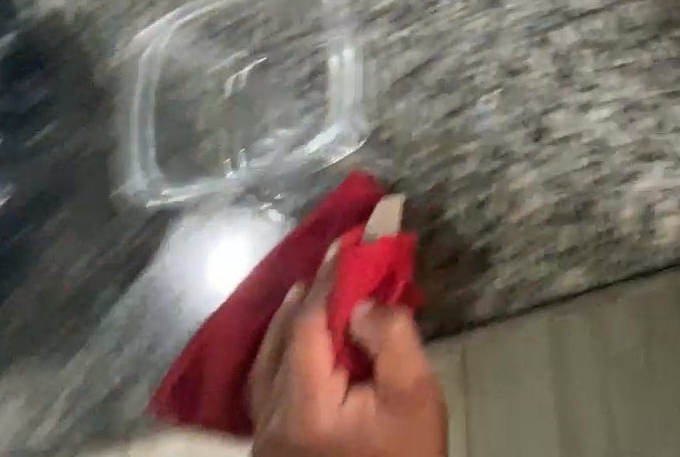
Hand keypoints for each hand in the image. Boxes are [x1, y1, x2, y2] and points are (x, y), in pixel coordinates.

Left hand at [249, 253, 446, 456]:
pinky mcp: (272, 448)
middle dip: (308, 296)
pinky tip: (293, 339)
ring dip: (287, 323)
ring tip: (308, 289)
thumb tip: (361, 302)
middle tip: (334, 259)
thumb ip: (390, 338)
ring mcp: (264, 440)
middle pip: (281, 343)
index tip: (349, 244)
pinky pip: (267, 387)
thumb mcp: (415, 391)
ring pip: (265, 366)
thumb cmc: (408, 454)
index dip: (328, 282)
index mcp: (304, 408)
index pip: (307, 327)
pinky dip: (280, 352)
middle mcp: (271, 423)